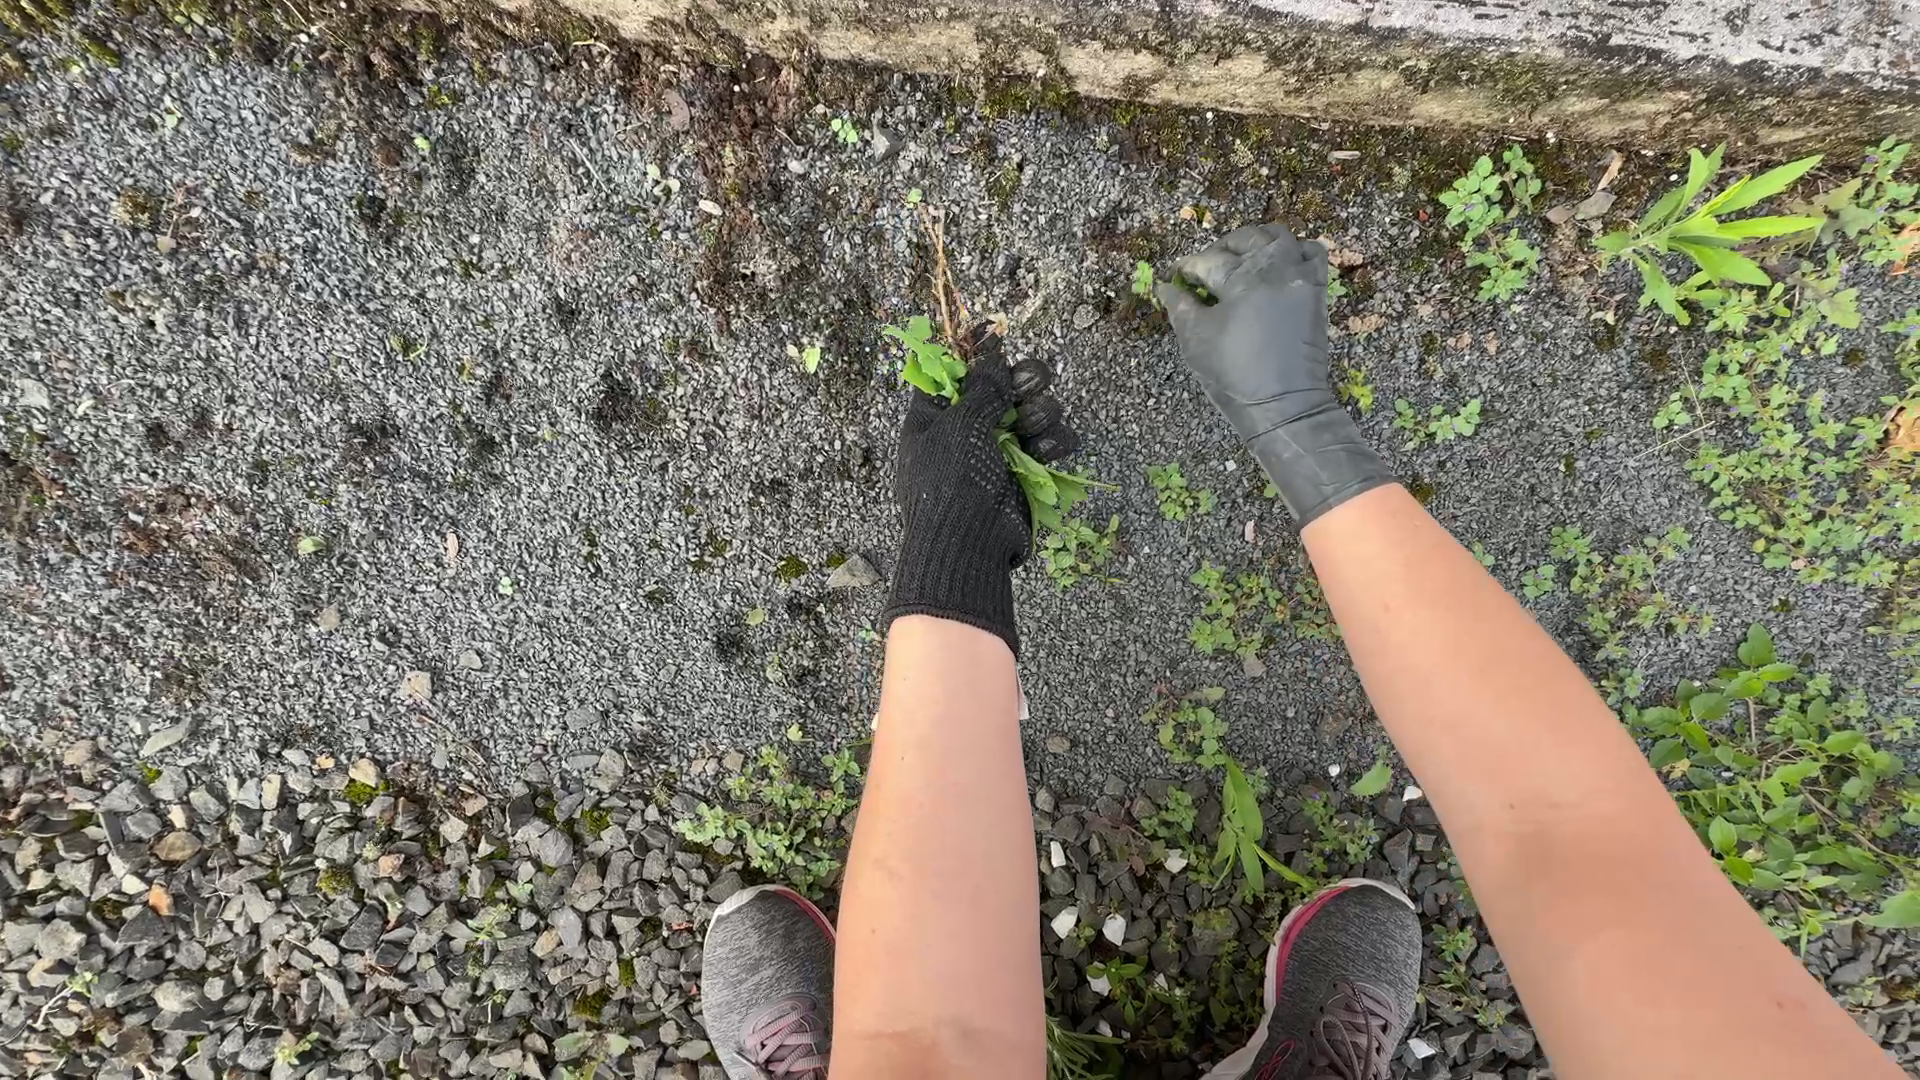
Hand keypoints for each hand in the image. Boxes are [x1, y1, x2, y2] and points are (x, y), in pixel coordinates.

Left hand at [883, 325, 1078, 655]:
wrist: (968, 541)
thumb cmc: (950, 478)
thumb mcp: (959, 424)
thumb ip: (982, 387)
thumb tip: (992, 358)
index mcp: (938, 415)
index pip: (957, 372)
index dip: (978, 354)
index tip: (996, 335)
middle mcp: (970, 429)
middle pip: (1006, 386)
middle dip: (1023, 381)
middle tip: (1026, 386)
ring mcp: (1001, 451)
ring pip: (1036, 411)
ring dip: (1039, 413)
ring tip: (1029, 428)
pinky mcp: (1029, 473)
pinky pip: (1052, 444)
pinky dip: (1053, 444)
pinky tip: (1044, 454)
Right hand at [1155, 223, 1391, 525]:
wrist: (1282, 404)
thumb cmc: (1232, 374)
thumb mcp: (1195, 340)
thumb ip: (1180, 306)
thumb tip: (1166, 285)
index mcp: (1242, 279)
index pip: (1209, 260)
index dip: (1188, 267)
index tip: (1175, 275)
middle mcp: (1276, 267)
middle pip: (1246, 238)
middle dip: (1221, 248)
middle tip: (1205, 266)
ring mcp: (1300, 276)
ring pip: (1279, 237)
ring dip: (1256, 242)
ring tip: (1240, 260)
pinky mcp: (1316, 290)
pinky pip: (1309, 253)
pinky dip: (1292, 251)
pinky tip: (1277, 265)